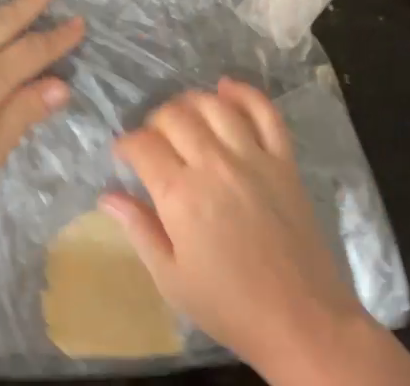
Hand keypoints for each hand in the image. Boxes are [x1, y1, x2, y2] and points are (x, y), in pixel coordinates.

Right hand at [100, 79, 363, 369]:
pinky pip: (265, 113)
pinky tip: (227, 89)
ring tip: (184, 117)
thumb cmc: (228, 305)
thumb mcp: (171, 278)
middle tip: (153, 142)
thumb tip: (108, 196)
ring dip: (192, 102)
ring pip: (215, 105)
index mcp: (180, 195)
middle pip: (175, 116)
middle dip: (155, 121)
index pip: (142, 145)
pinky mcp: (284, 161)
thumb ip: (139, 229)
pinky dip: (245, 94)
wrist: (301, 320)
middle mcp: (214, 164)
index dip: (126, 145)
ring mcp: (253, 158)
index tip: (124, 156)